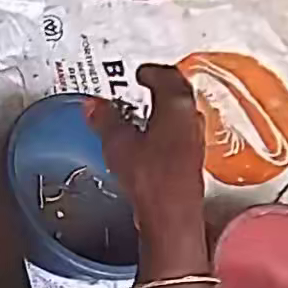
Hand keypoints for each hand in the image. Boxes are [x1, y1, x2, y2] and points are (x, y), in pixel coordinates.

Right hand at [87, 64, 210, 275]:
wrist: (170, 214)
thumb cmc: (151, 178)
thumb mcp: (118, 144)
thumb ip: (105, 120)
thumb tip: (93, 105)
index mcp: (176, 106)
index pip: (166, 77)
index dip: (151, 72)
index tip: (142, 72)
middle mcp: (191, 120)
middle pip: (178, 93)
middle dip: (161, 88)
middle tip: (147, 86)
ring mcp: (194, 142)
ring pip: (180, 116)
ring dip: (164, 111)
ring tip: (146, 114)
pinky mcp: (190, 162)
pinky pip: (178, 137)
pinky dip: (165, 131)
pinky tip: (152, 144)